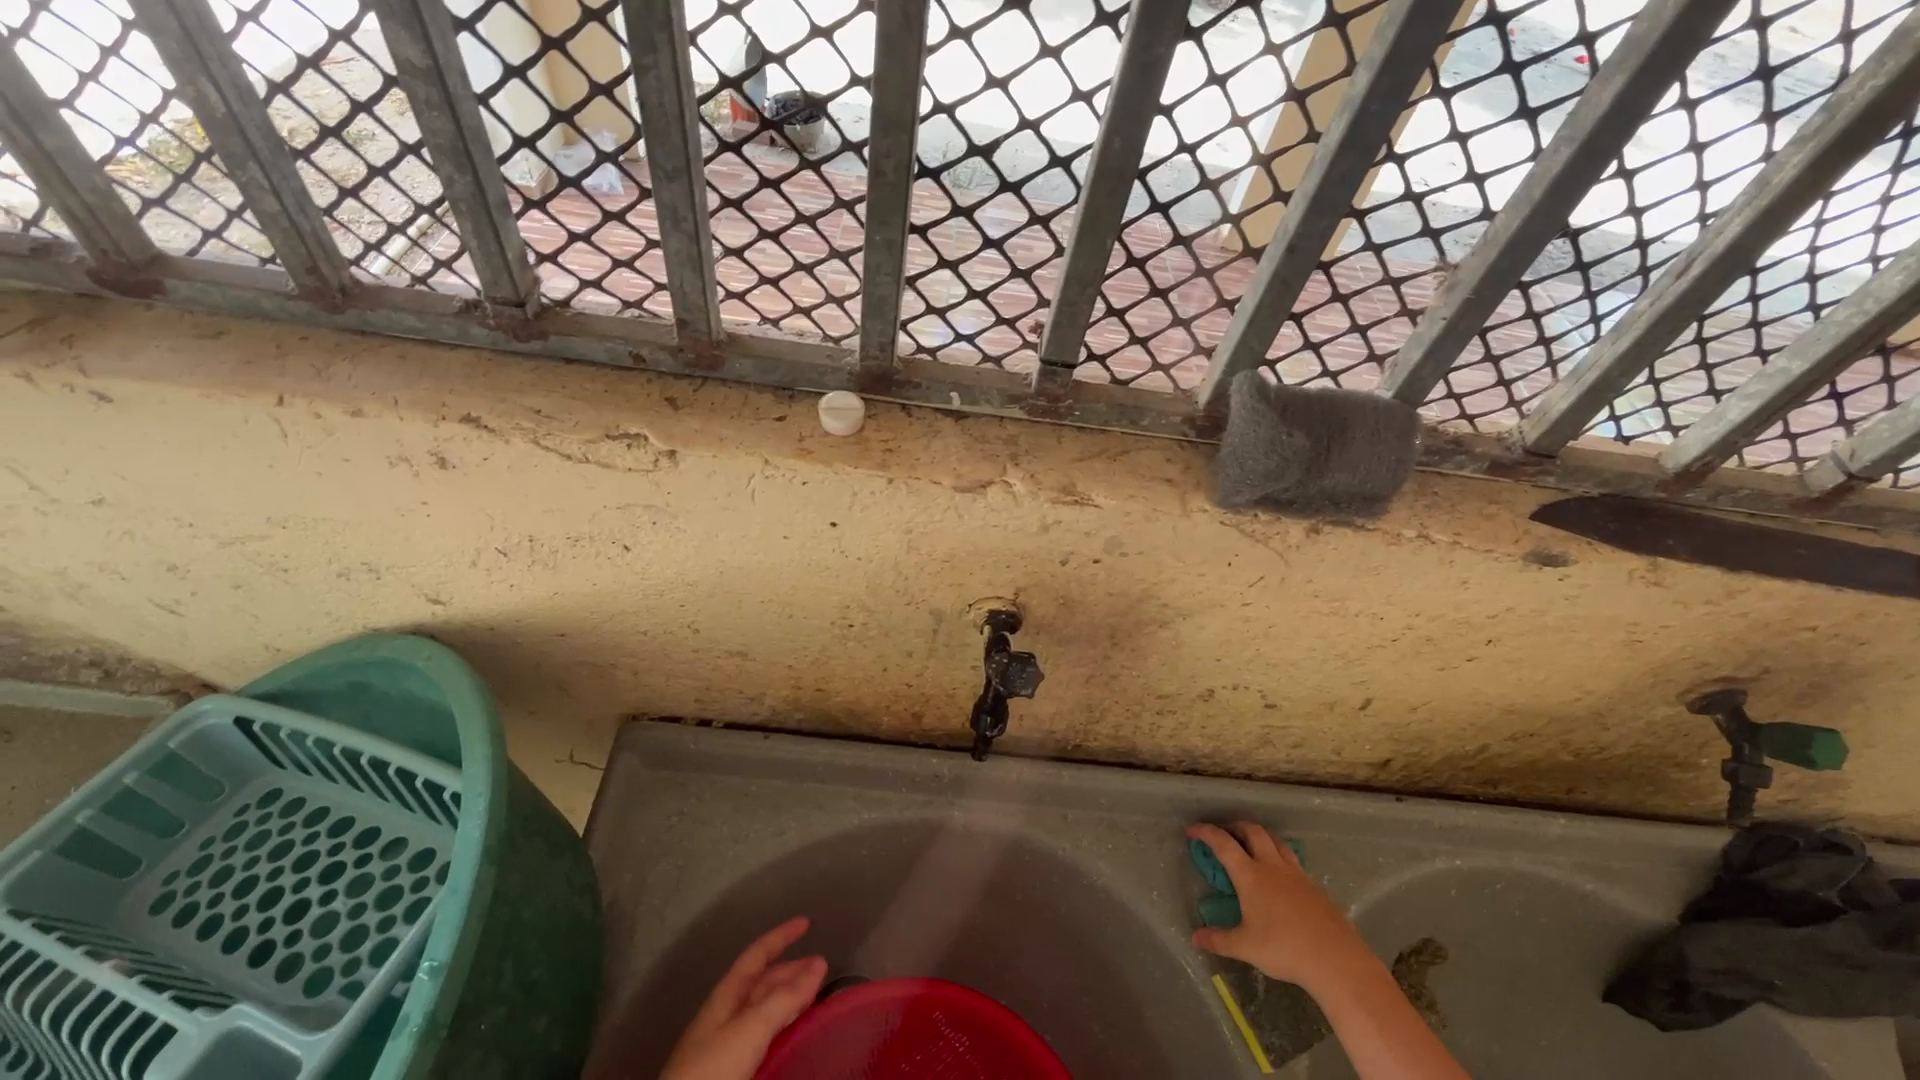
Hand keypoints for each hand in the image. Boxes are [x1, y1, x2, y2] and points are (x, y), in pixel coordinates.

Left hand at [661, 916, 828, 1079]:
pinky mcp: (734, 1067)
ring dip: (789, 996)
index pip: (757, 955)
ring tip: (814, 994)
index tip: (806, 922)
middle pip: (762, 981)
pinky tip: (794, 1031)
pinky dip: (783, 1023)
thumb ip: (784, 998)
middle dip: (791, 969)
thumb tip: (819, 963)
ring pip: (764, 1008)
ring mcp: (728, 1041)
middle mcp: (726, 1013)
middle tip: (821, 966)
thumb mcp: (751, 1028)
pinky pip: (765, 1034)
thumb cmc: (713, 1067)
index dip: (780, 936)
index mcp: (726, 995)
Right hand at [1187, 822, 1369, 989]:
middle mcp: (1273, 867)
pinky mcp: (1315, 887)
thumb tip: (1195, 938)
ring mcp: (1297, 875)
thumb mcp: (1245, 947)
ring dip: (1261, 836)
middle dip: (1236, 826)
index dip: (1206, 833)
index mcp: (1251, 876)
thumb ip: (1218, 940)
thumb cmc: (1284, 949)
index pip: (1224, 844)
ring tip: (1252, 845)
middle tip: (1224, 833)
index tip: (1192, 830)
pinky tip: (1280, 876)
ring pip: (1277, 842)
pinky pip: (1294, 861)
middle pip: (1254, 832)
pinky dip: (1280, 856)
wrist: (1335, 959)